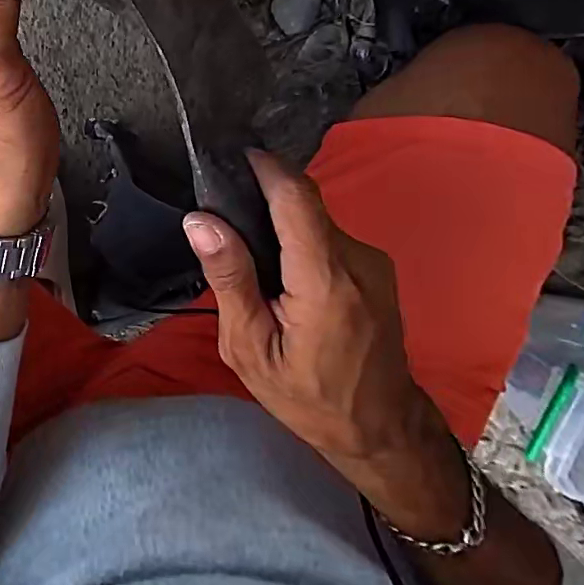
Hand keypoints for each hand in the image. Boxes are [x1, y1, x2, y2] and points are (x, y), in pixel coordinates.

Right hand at [181, 151, 450, 472]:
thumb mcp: (250, 347)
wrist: (383, 430)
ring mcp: (374, 262)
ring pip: (314, 220)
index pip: (296, 197)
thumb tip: (201, 220)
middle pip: (303, 204)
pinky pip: (328, 238)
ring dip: (279, 226)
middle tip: (221, 222)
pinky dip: (298, 242)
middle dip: (261, 201)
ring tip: (246, 258)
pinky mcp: (376, 269)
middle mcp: (358, 259)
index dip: (264, 167)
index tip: (232, 154)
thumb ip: (229, 278)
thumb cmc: (308, 396)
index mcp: (325, 279)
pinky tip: (280, 276)